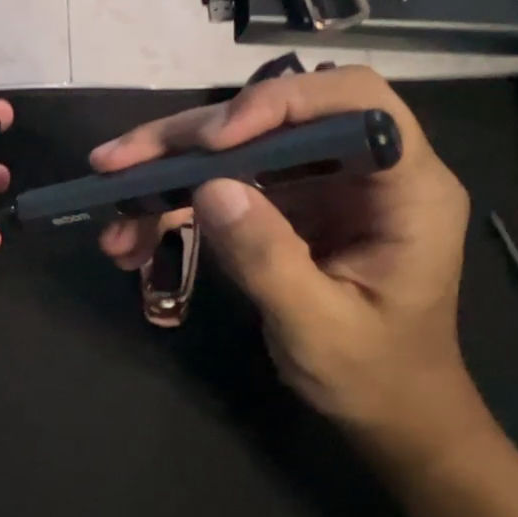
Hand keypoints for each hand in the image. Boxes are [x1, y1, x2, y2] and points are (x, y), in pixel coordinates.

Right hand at [90, 67, 488, 453]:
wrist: (386, 412)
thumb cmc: (374, 374)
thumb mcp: (319, 327)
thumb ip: (268, 258)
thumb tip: (209, 187)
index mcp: (405, 190)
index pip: (352, 104)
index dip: (279, 105)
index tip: (212, 143)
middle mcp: (360, 172)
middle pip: (271, 121)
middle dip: (188, 140)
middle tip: (116, 163)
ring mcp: (317, 188)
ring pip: (233, 152)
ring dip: (165, 175)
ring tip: (112, 214)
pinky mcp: (282, 208)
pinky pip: (217, 189)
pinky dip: (170, 210)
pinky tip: (129, 240)